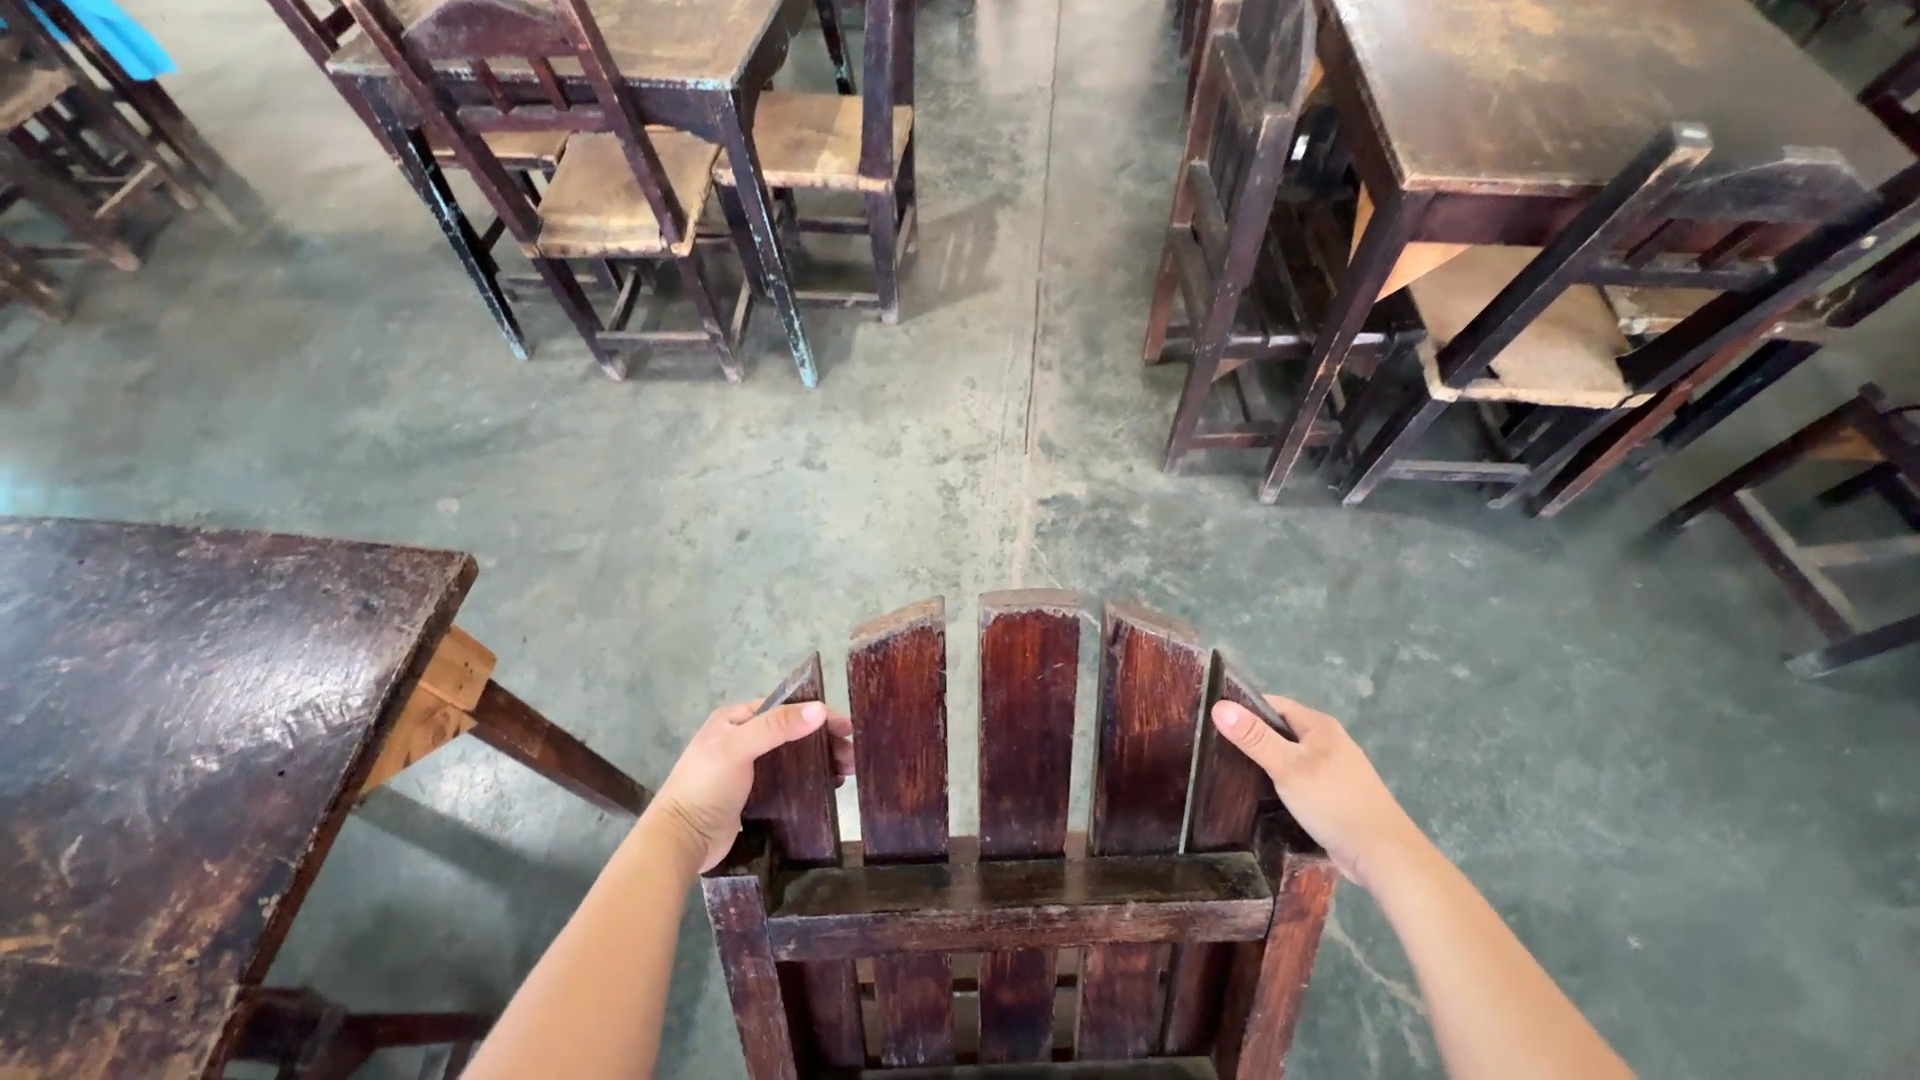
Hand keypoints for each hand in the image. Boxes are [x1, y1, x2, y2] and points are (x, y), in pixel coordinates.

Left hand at [649, 699, 854, 871]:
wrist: (680, 841)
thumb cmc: (705, 787)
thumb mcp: (738, 748)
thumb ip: (777, 726)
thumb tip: (820, 709)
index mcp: (736, 719)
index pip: (785, 707)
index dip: (817, 714)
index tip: (846, 728)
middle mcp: (743, 739)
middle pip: (793, 732)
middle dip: (824, 740)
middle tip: (852, 757)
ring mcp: (748, 769)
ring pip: (793, 757)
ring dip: (821, 760)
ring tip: (847, 773)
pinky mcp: (754, 795)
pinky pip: (789, 780)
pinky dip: (810, 781)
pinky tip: (829, 789)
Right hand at [1210, 695, 1428, 890]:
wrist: (1381, 853)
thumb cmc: (1333, 802)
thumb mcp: (1288, 767)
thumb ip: (1254, 737)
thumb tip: (1218, 706)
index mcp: (1320, 725)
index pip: (1273, 704)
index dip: (1244, 708)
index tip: (1212, 721)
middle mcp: (1327, 741)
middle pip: (1280, 729)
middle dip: (1251, 736)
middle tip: (1215, 747)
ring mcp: (1331, 769)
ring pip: (1288, 755)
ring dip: (1263, 760)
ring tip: (1229, 770)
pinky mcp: (1331, 794)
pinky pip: (1297, 777)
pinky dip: (1277, 780)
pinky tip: (1259, 794)